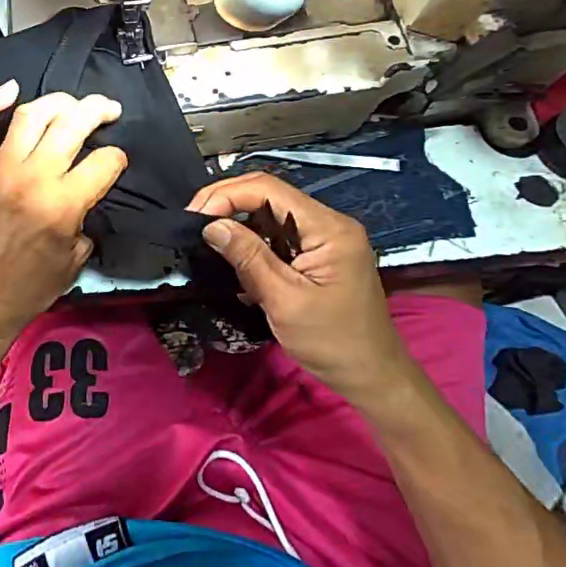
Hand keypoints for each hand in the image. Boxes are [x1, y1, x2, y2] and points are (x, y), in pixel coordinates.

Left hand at [0, 81, 127, 361]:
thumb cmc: (34, 285)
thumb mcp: (78, 256)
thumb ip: (87, 215)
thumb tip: (87, 188)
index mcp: (63, 204)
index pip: (105, 160)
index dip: (117, 159)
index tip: (115, 163)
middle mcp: (32, 179)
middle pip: (71, 123)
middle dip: (97, 109)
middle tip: (107, 109)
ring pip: (29, 115)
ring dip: (54, 101)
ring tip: (70, 104)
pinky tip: (8, 90)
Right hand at [189, 173, 414, 402]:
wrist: (372, 376)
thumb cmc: (332, 342)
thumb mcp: (284, 300)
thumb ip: (248, 258)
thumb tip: (211, 225)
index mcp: (329, 229)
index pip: (268, 190)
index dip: (225, 195)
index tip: (194, 217)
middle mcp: (328, 223)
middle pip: (267, 194)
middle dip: (226, 203)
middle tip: (193, 224)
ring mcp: (323, 238)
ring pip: (268, 212)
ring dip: (235, 221)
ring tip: (206, 237)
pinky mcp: (317, 253)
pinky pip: (276, 232)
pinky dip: (250, 239)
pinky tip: (232, 254)